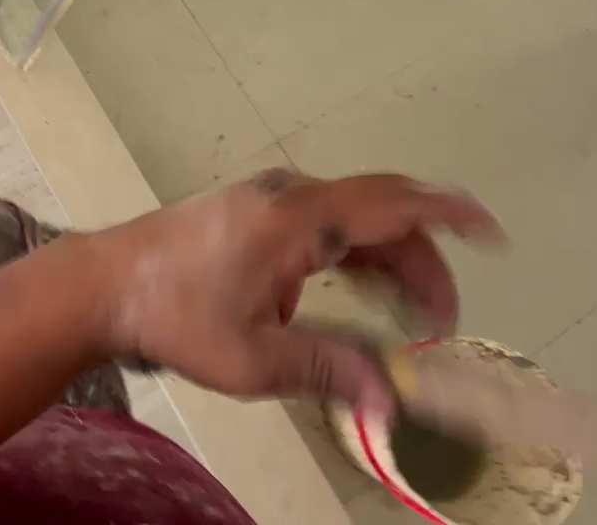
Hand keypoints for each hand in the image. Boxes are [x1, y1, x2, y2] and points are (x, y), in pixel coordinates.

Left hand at [87, 168, 502, 414]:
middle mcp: (285, 195)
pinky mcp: (248, 210)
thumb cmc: (175, 315)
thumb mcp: (254, 357)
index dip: (448, 212)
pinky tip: (353, 294)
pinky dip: (351, 254)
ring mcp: (263, 198)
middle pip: (377, 213)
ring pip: (349, 217)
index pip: (390, 201)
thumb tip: (394, 402)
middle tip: (438, 325)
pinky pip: (319, 222)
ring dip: (386, 261)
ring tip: (406, 319)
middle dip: (421, 263)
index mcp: (294, 219)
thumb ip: (329, 373)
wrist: (104, 284)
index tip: (493, 233)